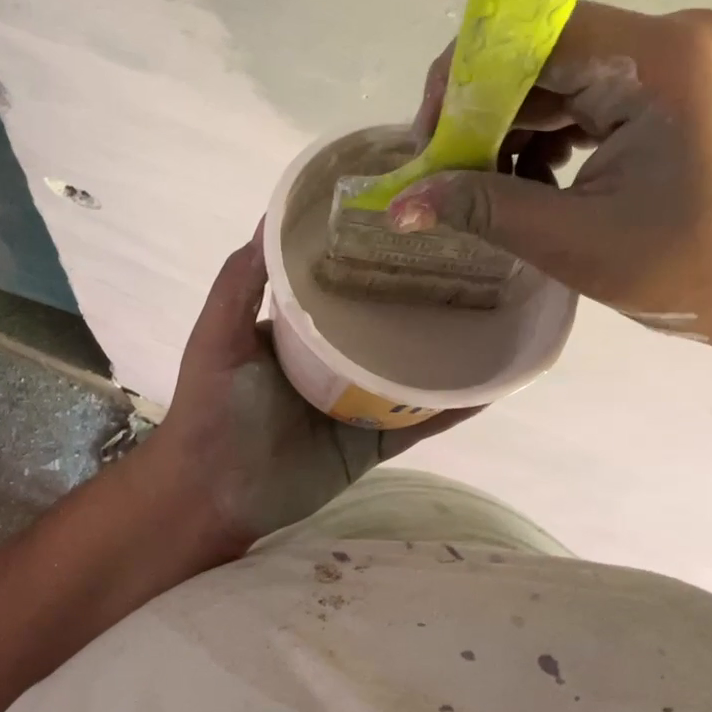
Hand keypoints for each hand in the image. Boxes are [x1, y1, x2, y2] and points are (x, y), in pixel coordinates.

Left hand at [145, 227, 480, 546]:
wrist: (215, 496)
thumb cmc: (212, 408)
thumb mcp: (218, 336)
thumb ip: (240, 281)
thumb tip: (270, 214)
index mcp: (298, 328)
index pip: (342, 280)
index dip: (372, 253)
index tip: (414, 219)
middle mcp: (333, 358)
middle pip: (385, 320)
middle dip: (422, 296)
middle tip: (474, 260)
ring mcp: (358, 400)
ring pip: (412, 367)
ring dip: (448, 348)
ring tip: (499, 313)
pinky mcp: (375, 441)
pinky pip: (422, 420)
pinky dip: (454, 404)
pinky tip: (491, 382)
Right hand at [392, 3, 711, 366]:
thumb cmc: (700, 271)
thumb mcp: (575, 241)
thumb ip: (481, 208)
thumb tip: (396, 206)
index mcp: (660, 57)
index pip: (532, 35)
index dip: (464, 80)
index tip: (426, 140)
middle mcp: (675, 39)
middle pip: (549, 53)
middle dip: (488, 112)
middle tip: (445, 170)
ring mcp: (686, 63)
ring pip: (568, 77)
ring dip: (518, 128)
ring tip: (488, 187)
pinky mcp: (686, 91)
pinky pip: (598, 95)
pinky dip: (557, 134)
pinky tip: (534, 182)